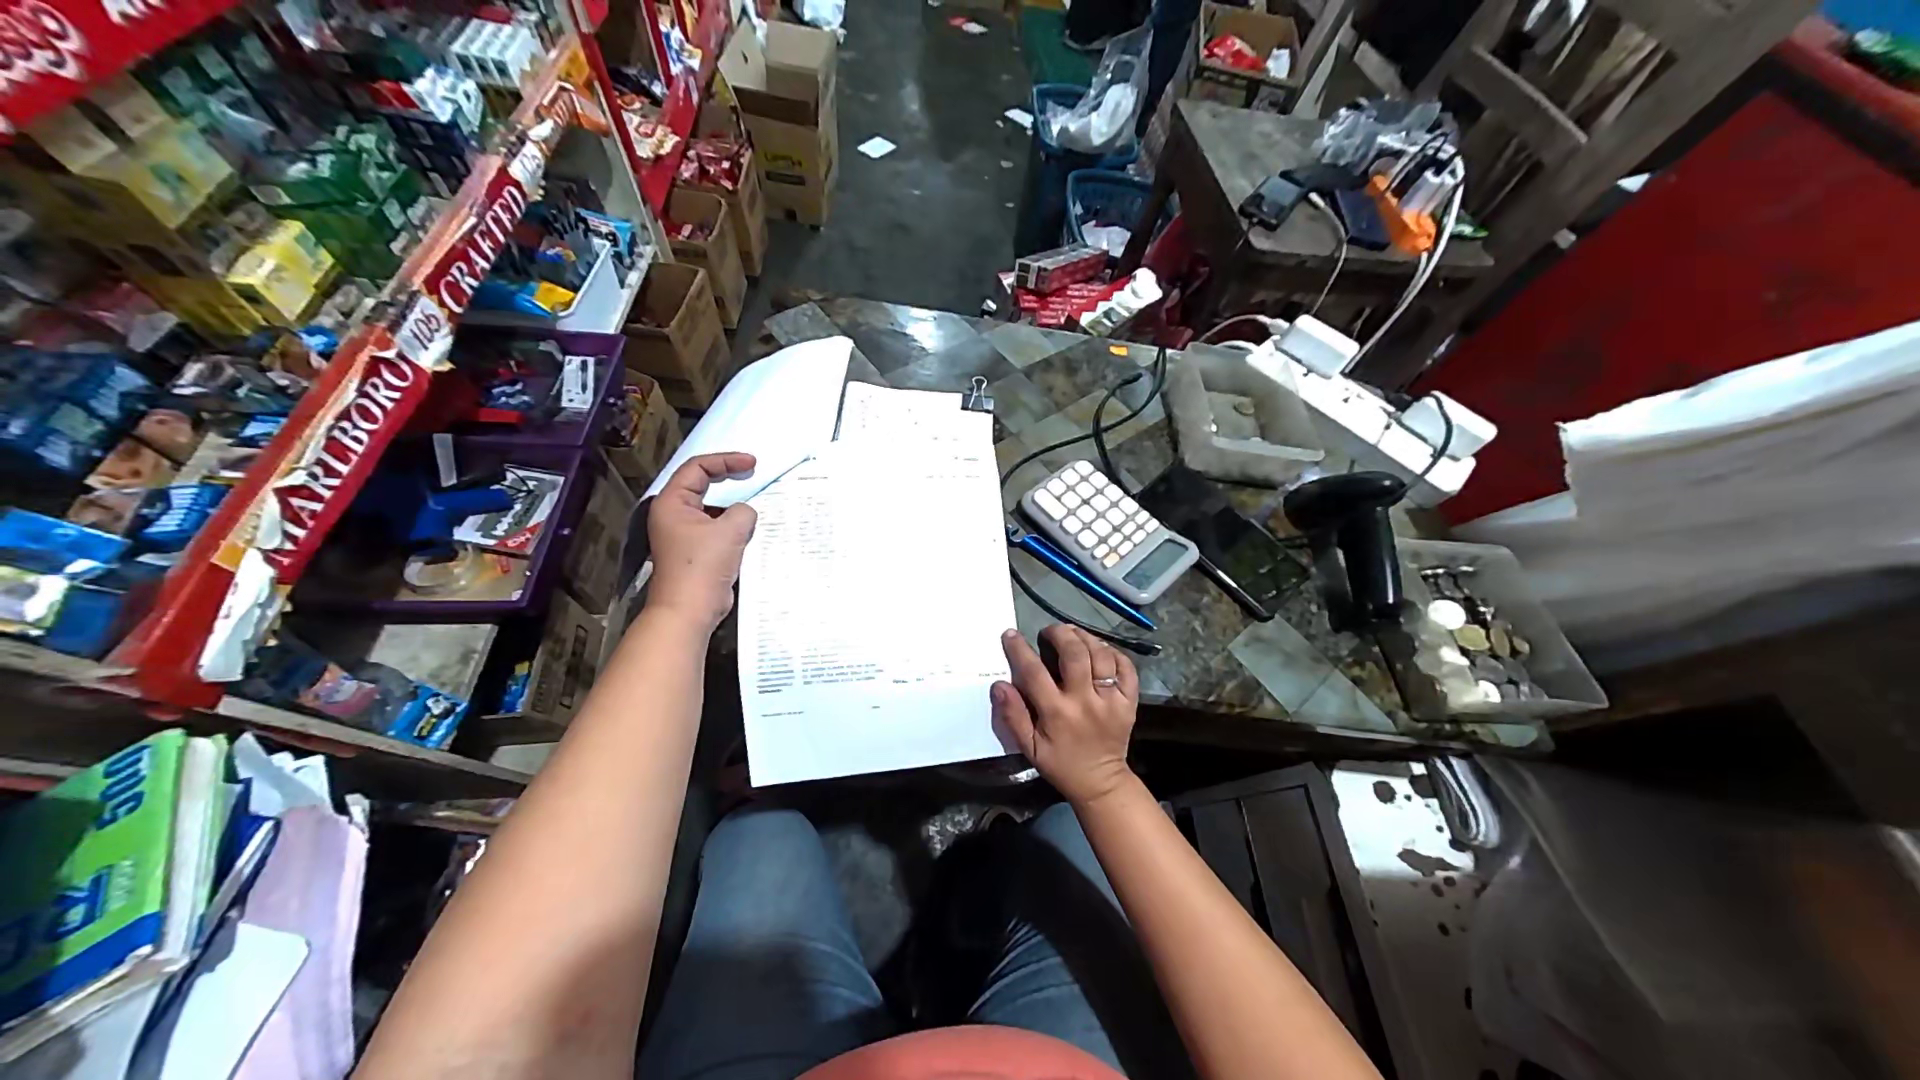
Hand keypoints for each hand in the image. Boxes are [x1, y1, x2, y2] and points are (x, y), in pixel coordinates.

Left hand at [645, 452, 756, 632]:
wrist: (688, 611)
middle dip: (728, 478)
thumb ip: (743, 512)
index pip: (698, 468)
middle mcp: (673, 514)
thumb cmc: (703, 566)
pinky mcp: (694, 551)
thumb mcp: (730, 531)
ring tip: (754, 506)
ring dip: (732, 506)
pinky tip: (749, 530)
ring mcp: (682, 534)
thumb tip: (744, 513)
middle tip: (752, 473)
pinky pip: (715, 529)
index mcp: (672, 502)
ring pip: (711, 508)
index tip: (752, 464)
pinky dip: (731, 526)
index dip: (726, 461)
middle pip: (701, 484)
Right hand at [993, 624, 1138, 805]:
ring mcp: (1112, 700)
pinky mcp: (1130, 701)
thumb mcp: (1029, 747)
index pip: (1034, 672)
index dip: (1020, 649)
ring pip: (1102, 655)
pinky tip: (1100, 650)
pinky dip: (1113, 653)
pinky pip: (1126, 667)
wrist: (1101, 782)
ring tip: (1073, 634)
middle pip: (1075, 654)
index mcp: (1057, 713)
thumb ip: (1013, 715)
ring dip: (1086, 638)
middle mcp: (1086, 702)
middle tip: (1050, 631)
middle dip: (1060, 634)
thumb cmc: (1060, 763)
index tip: (1011, 635)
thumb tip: (999, 685)